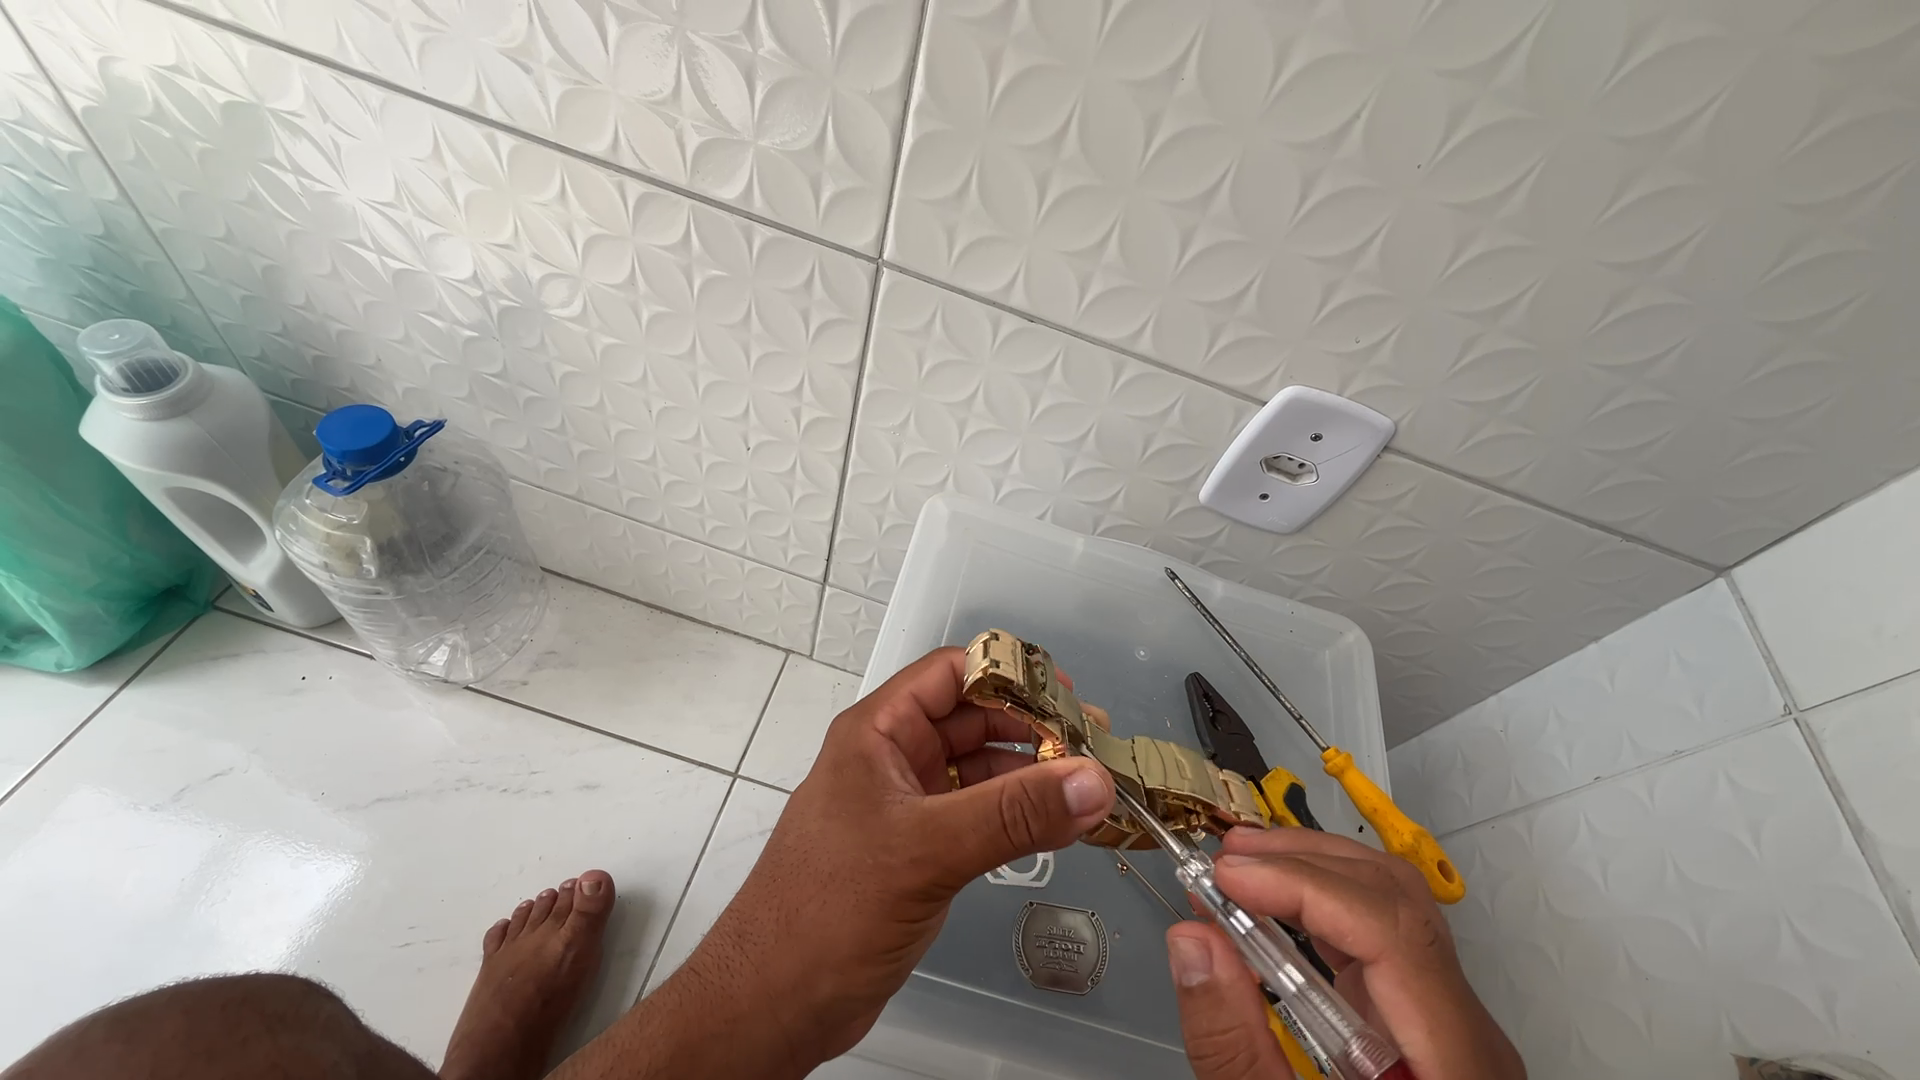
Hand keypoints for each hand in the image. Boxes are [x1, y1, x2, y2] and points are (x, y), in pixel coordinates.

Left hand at [666, 647, 1115, 1071]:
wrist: (773, 1002)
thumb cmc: (829, 910)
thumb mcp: (927, 850)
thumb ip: (1013, 813)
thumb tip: (1092, 780)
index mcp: (878, 732)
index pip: (950, 674)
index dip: (1007, 675)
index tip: (1066, 697)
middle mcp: (891, 758)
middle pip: (971, 719)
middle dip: (1031, 727)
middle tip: (1093, 744)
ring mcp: (905, 805)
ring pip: (978, 769)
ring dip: (1030, 774)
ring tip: (1088, 787)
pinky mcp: (917, 849)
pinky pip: (976, 814)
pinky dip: (1016, 815)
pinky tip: (1056, 826)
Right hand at [1167, 828, 1523, 1079]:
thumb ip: (1234, 1049)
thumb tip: (1191, 941)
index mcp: (1454, 1069)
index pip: (1391, 933)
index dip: (1305, 887)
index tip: (1226, 878)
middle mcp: (1465, 1032)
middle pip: (1397, 902)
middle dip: (1301, 862)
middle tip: (1220, 865)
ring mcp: (1449, 1021)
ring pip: (1392, 902)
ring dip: (1308, 868)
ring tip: (1236, 869)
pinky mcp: (1421, 1018)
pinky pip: (1378, 933)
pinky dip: (1316, 901)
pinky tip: (1267, 903)